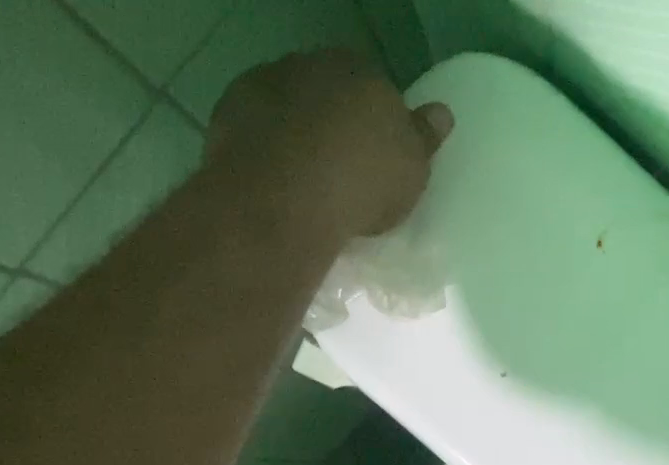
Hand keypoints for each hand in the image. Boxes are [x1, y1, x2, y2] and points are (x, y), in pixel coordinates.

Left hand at [207, 50, 453, 240]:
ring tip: (308, 185)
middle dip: (335, 126)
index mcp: (362, 71)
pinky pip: (257, 132)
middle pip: (329, 95)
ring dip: (297, 137)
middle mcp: (311, 64)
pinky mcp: (228, 113)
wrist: (287, 195)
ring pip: (290, 111)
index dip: (377, 126)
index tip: (379, 162)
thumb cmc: (365, 180)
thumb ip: (425, 136)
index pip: (375, 90)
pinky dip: (267, 152)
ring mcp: (265, 84)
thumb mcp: (413, 168)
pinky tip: (277, 186)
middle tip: (344, 174)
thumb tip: (441, 113)